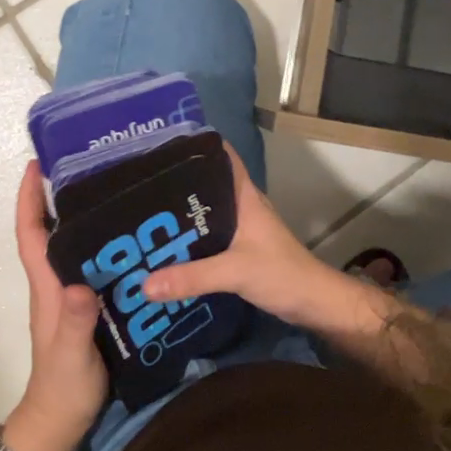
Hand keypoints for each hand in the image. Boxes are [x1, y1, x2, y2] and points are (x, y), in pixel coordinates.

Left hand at [8, 159, 106, 450]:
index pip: (32, 234)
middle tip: (91, 165)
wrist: (63, 420)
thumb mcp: (72, 354)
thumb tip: (78, 284)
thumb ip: (76, 321)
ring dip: (87, 216)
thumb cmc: (63, 385)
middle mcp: (57, 282)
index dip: (30, 199)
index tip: (37, 165)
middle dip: (60, 196)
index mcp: (48, 286)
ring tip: (118, 189)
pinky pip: (95, 264)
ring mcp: (72, 295)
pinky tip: (134, 235)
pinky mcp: (90, 305)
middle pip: (53, 231)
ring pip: (76, 245)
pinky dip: (108, 244)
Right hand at [140, 146, 376, 332]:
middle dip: (177, 184)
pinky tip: (167, 248)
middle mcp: (242, 206)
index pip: (222, 157)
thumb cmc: (281, 273)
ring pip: (207, 212)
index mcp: (245, 196)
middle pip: (207, 186)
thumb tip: (144, 284)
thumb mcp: (235, 272)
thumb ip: (192, 277)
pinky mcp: (240, 250)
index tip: (162, 147)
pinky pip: (209, 236)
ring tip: (143, 215)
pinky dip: (190, 238)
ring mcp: (242, 228)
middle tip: (138, 186)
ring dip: (182, 214)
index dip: (197, 147)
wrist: (312, 302)